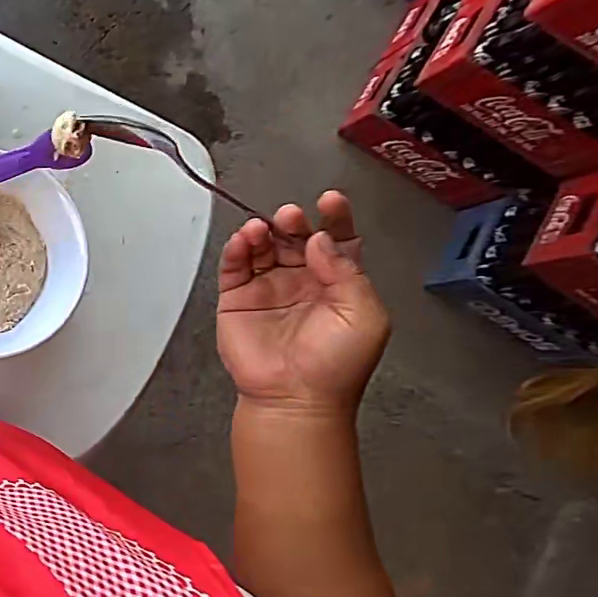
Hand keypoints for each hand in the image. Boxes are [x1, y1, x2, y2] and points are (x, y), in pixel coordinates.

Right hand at [216, 191, 388, 416]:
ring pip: (262, 249)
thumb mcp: (364, 314)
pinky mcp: (235, 299)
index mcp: (336, 284)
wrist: (294, 396)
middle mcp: (300, 282)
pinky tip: (243, 240)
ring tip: (262, 227)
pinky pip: (233, 267)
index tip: (330, 201)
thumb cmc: (335, 364)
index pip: (335, 242)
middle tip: (289, 215)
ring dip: (262, 232)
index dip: (334, 219)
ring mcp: (266, 289)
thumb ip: (346, 273)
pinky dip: (236, 250)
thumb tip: (320, 240)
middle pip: (294, 239)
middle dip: (293, 223)